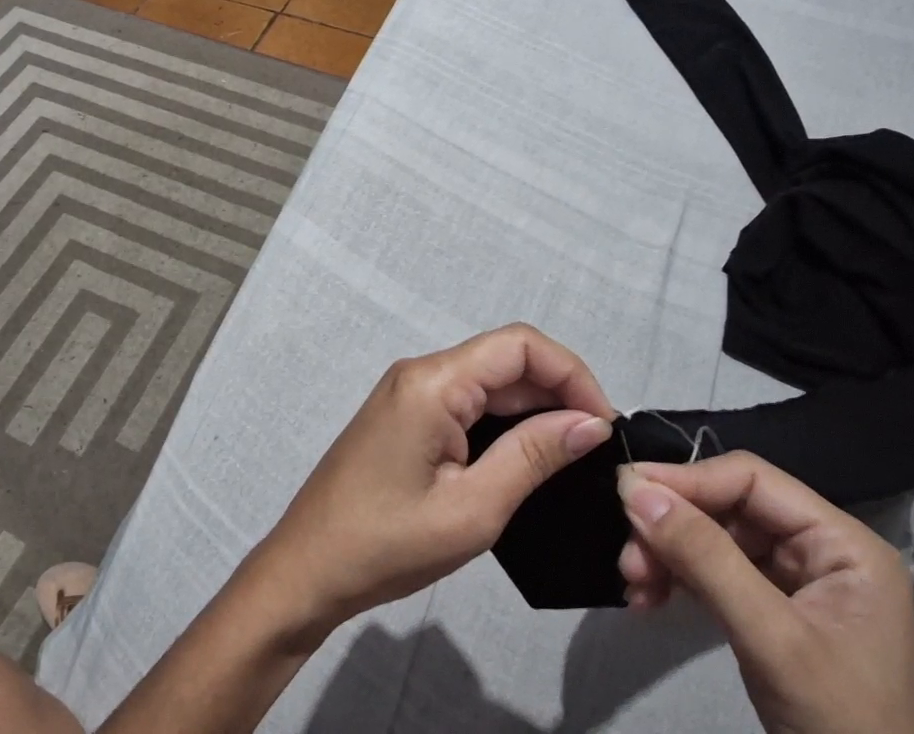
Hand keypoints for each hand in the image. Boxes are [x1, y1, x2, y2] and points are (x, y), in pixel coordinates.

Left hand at [251, 324, 615, 632]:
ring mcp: (409, 396)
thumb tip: (591, 422)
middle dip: (558, 396)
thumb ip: (533, 456)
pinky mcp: (405, 420)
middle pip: (505, 362)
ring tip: (571, 461)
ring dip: (533, 413)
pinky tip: (527, 461)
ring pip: (488, 385)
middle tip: (596, 454)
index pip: (520, 345)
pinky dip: (503, 426)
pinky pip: (466, 406)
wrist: (308, 569)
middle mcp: (419, 375)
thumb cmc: (387, 544)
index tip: (604, 427)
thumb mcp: (473, 508)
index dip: (573, 375)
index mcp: (432, 383)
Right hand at [617, 453, 913, 733]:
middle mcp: (821, 551)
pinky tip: (648, 600)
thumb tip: (633, 488)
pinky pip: (715, 575)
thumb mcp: (772, 637)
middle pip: (727, 508)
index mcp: (842, 543)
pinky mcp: (774, 612)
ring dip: (667, 556)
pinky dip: (677, 582)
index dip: (686, 479)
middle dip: (671, 528)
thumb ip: (706, 558)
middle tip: (627, 560)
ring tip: (634, 586)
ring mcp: (798, 583)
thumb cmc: (841, 718)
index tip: (624, 492)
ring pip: (713, 540)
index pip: (751, 480)